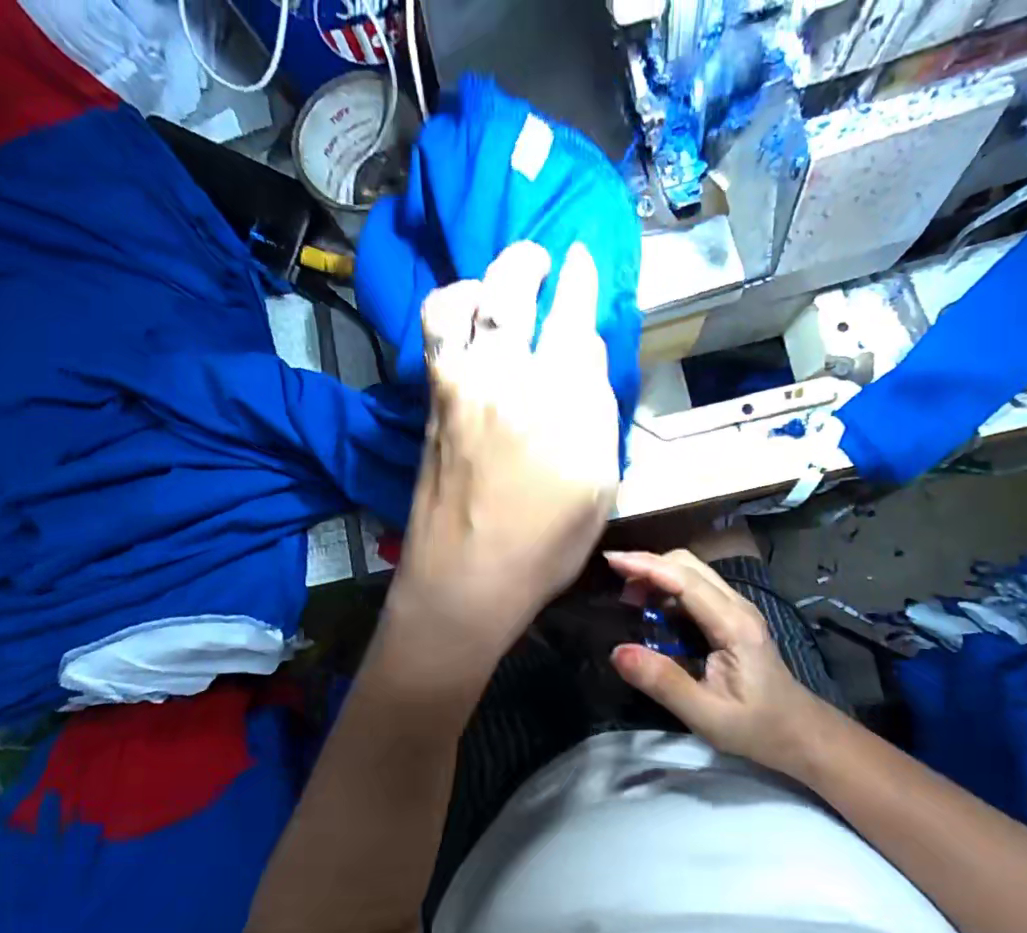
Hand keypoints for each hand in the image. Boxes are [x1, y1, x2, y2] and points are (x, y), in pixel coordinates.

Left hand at [389, 241, 619, 649]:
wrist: (465, 581)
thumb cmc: (545, 545)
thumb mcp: (598, 485)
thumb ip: (596, 410)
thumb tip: (583, 353)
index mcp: (555, 400)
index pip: (571, 318)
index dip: (580, 280)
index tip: (582, 258)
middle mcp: (500, 378)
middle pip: (508, 293)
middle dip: (525, 264)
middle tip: (538, 260)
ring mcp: (455, 389)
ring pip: (454, 305)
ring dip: (476, 282)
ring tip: (490, 289)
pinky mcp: (428, 407)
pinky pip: (433, 339)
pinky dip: (449, 316)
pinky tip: (464, 330)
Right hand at [604, 549, 851, 776]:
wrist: (800, 733)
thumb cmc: (756, 727)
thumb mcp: (706, 714)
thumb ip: (663, 682)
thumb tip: (617, 651)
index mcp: (734, 625)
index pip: (684, 580)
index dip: (645, 566)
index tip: (609, 560)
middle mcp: (738, 606)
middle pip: (689, 565)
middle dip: (648, 565)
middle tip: (615, 588)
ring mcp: (738, 609)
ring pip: (693, 572)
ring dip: (658, 575)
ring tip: (628, 599)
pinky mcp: (733, 618)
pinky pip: (697, 588)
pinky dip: (668, 588)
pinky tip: (652, 610)